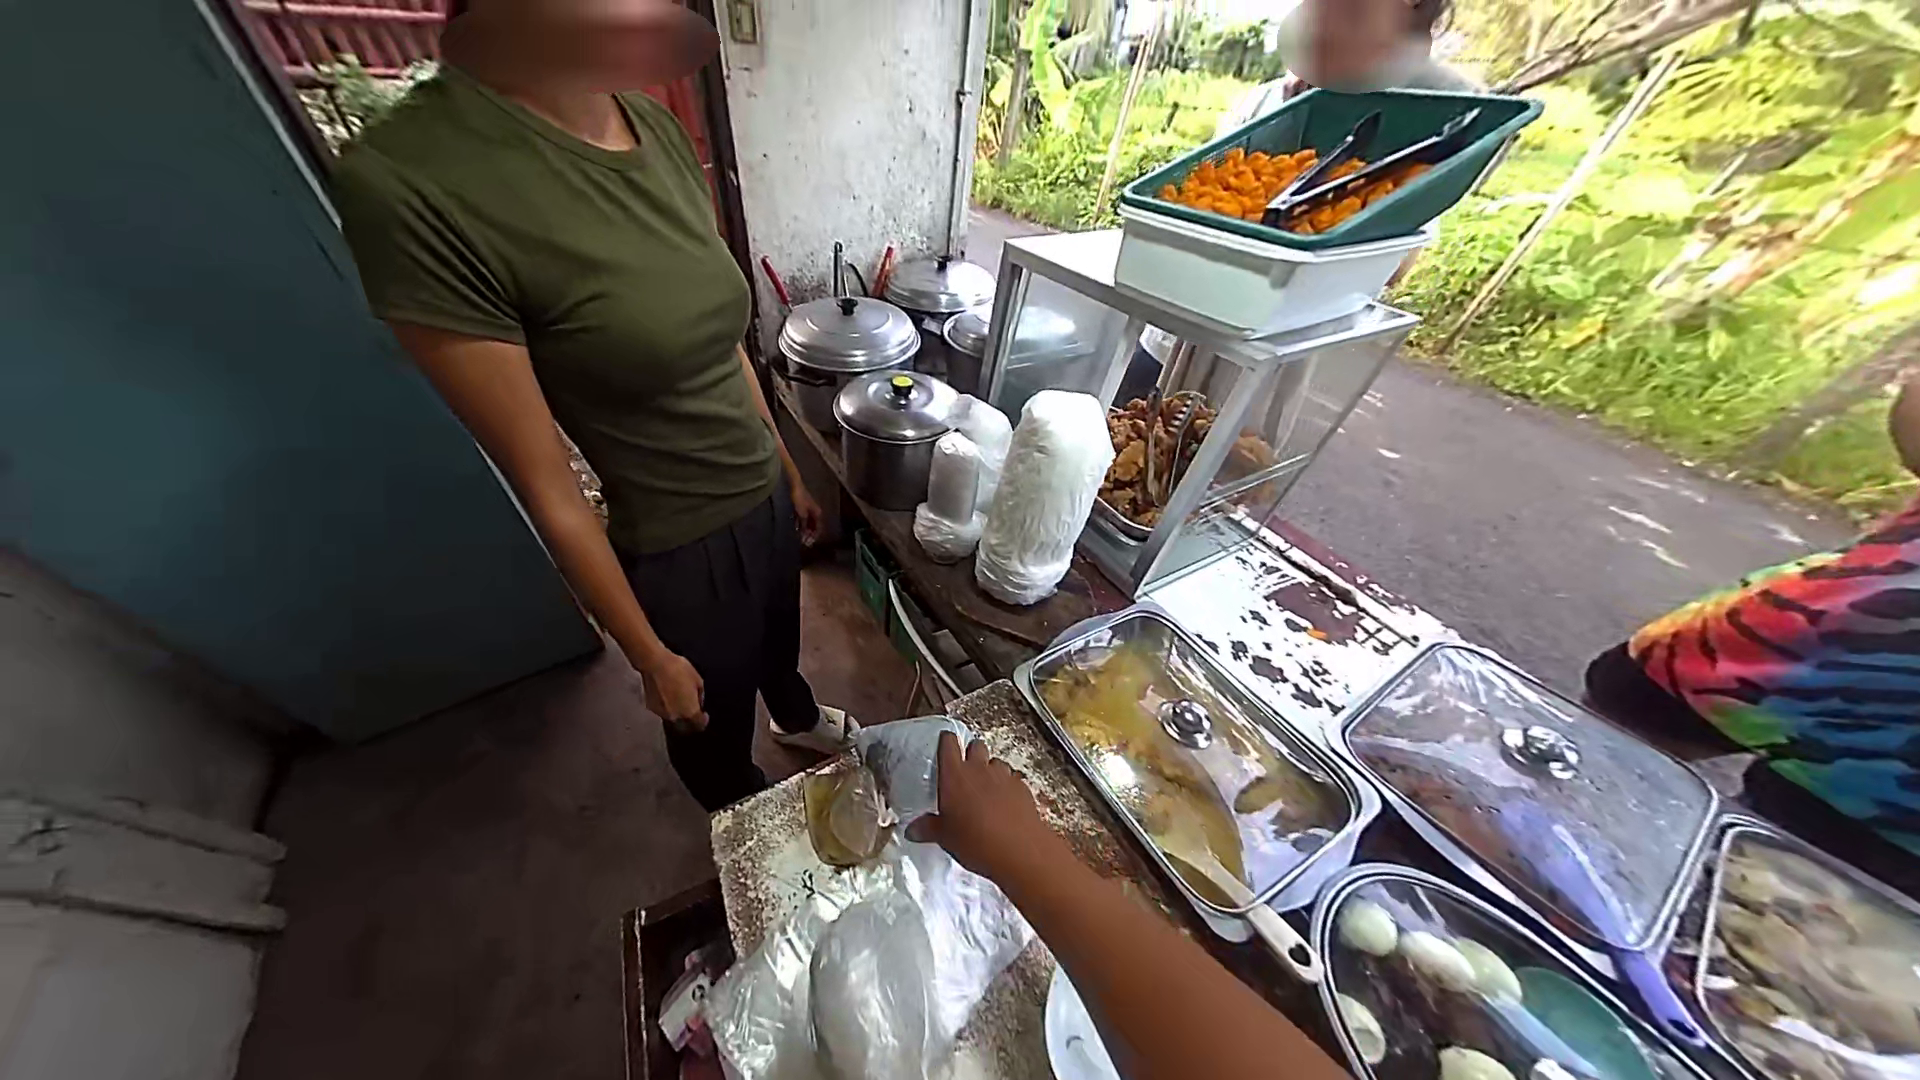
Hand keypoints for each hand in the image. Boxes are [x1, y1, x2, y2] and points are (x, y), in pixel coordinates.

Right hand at [641, 650, 707, 732]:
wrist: (655, 664)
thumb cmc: (680, 670)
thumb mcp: (698, 680)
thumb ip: (700, 696)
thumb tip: (698, 703)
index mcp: (689, 711)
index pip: (698, 725)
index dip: (703, 721)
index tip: (704, 715)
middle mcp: (675, 717)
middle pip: (684, 727)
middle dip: (690, 723)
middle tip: (693, 713)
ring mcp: (661, 714)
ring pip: (673, 720)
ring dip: (678, 715)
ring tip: (680, 702)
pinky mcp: (651, 708)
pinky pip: (663, 713)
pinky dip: (668, 709)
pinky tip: (669, 698)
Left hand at [790, 478, 824, 545]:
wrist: (795, 486)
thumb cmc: (800, 498)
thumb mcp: (802, 513)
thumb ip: (804, 524)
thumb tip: (805, 533)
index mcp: (818, 513)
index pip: (819, 528)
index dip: (815, 536)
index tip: (810, 543)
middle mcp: (815, 512)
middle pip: (814, 526)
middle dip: (810, 534)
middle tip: (805, 542)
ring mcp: (809, 510)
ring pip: (809, 523)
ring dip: (805, 530)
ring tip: (801, 538)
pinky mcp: (802, 508)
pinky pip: (803, 519)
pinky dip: (801, 525)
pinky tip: (797, 529)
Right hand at [907, 733, 1062, 881]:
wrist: (1019, 850)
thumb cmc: (976, 841)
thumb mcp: (946, 838)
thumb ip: (928, 829)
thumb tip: (912, 830)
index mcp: (955, 775)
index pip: (948, 743)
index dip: (946, 741)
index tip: (944, 743)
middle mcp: (979, 768)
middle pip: (975, 745)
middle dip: (971, 752)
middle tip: (965, 770)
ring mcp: (1003, 775)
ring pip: (995, 761)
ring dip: (990, 770)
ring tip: (986, 789)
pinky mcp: (1021, 786)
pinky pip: (1011, 778)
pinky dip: (1007, 785)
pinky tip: (1005, 803)